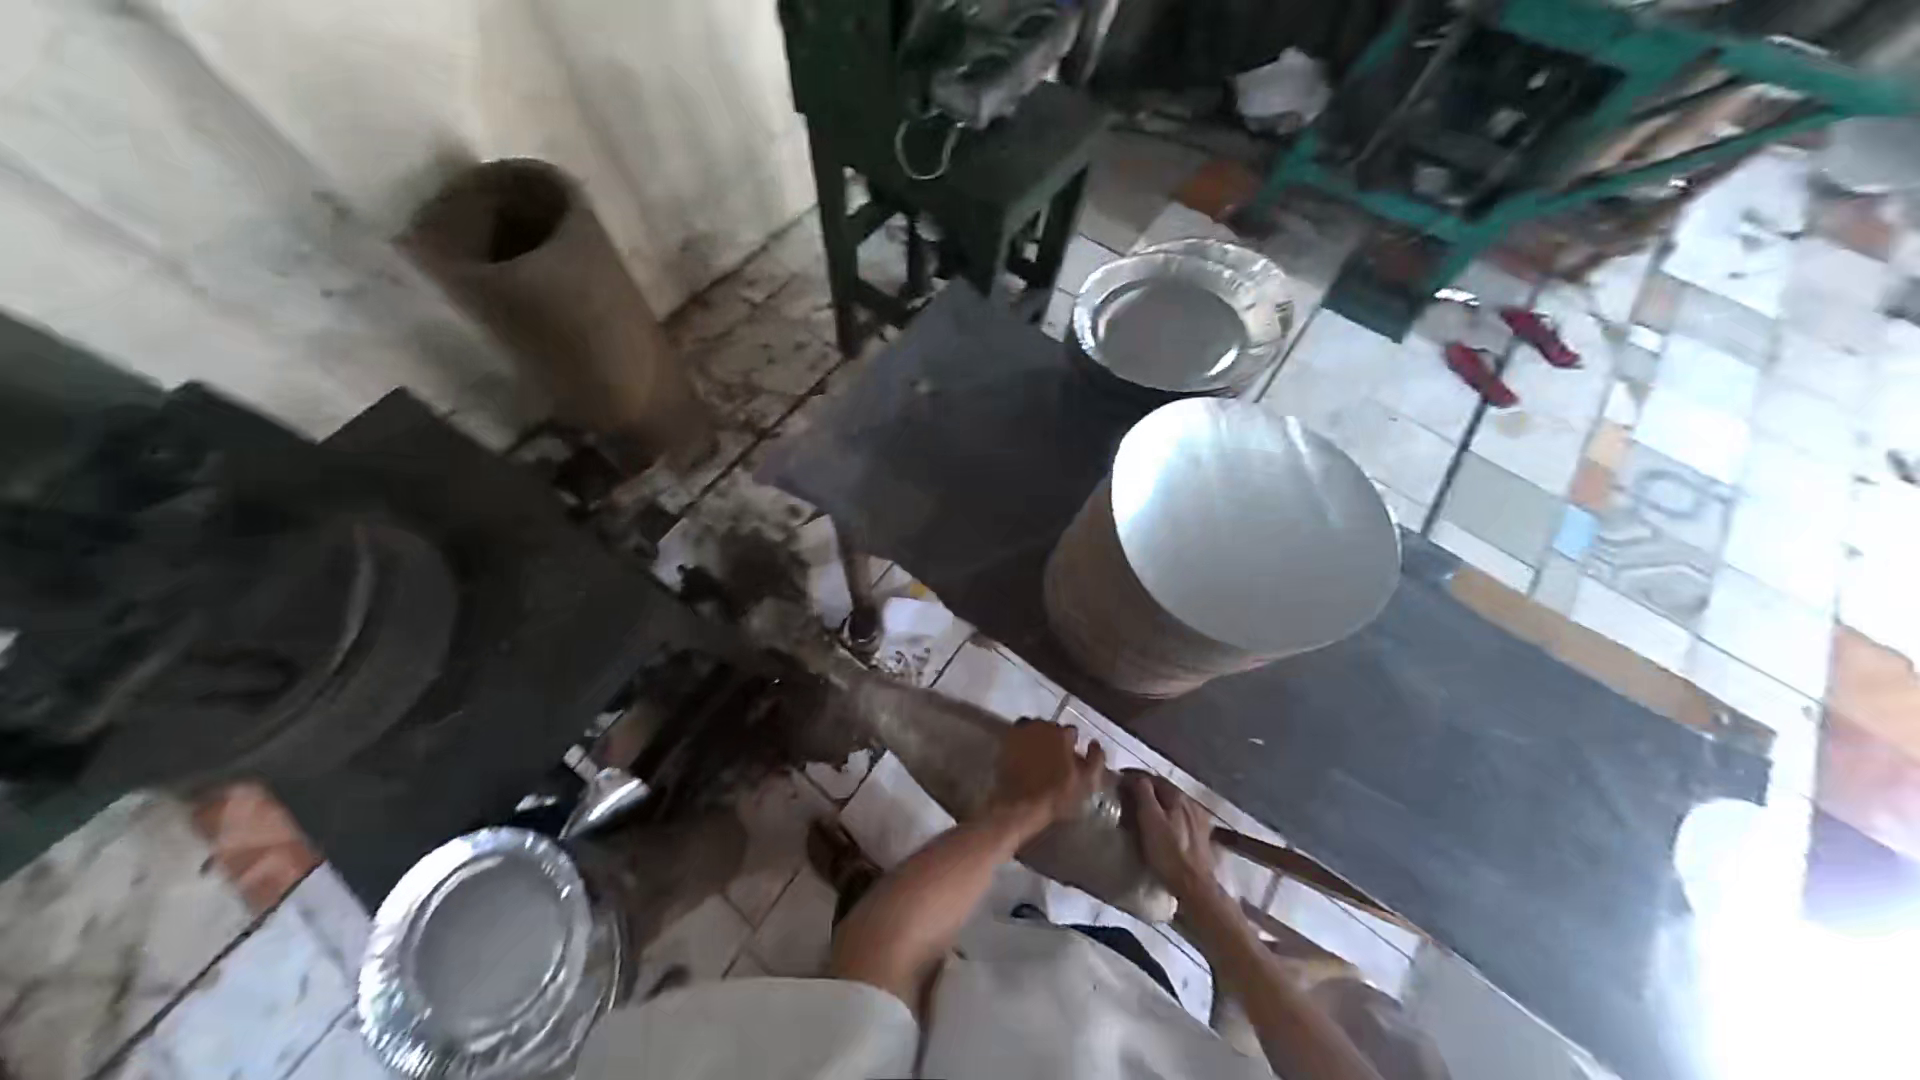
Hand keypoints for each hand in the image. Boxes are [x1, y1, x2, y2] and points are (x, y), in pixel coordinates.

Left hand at [988, 718, 1104, 833]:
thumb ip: (1095, 760)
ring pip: (1035, 729)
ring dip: (1039, 738)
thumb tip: (1094, 743)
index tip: (1071, 758)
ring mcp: (1022, 731)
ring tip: (1039, 756)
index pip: (1072, 732)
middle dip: (1055, 740)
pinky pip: (1019, 734)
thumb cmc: (1056, 795)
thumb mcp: (1085, 782)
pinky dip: (1023, 740)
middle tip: (1055, 759)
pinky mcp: (1007, 739)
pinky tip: (1024, 754)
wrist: (1020, 804)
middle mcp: (1042, 726)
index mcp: (1062, 734)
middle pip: (1052, 729)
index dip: (1073, 745)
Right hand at [1127, 773, 1220, 902]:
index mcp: (1177, 796)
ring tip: (1142, 811)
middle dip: (1144, 789)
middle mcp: (1190, 802)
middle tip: (1126, 797)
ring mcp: (1198, 818)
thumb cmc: (1167, 853)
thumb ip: (1143, 793)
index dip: (1132, 778)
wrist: (1195, 886)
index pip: (1151, 778)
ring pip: (1172, 803)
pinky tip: (1162, 825)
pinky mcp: (1201, 835)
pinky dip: (1168, 815)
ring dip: (1156, 802)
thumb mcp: (1149, 820)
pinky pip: (1180, 817)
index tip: (1118, 783)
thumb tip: (1135, 777)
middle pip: (1163, 789)